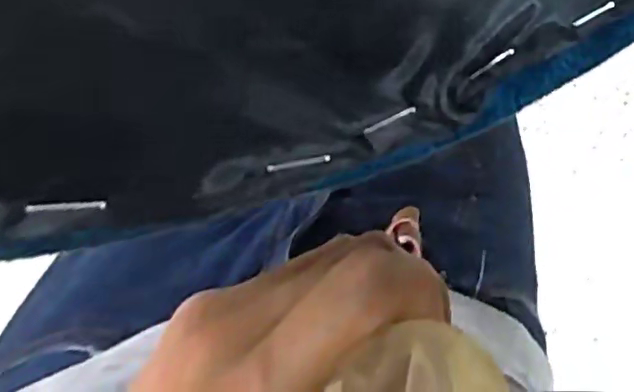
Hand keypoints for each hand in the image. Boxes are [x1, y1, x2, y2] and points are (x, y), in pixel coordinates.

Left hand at [131, 208, 451, 391]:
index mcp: (255, 382)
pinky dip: (325, 297)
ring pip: (322, 256)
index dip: (423, 292)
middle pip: (350, 254)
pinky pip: (287, 277)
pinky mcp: (194, 310)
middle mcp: (226, 323)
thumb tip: (428, 362)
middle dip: (403, 281)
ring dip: (365, 285)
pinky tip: (321, 340)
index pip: (365, 283)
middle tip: (417, 334)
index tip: (440, 336)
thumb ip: (371, 385)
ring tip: (371, 337)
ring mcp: (205, 309)